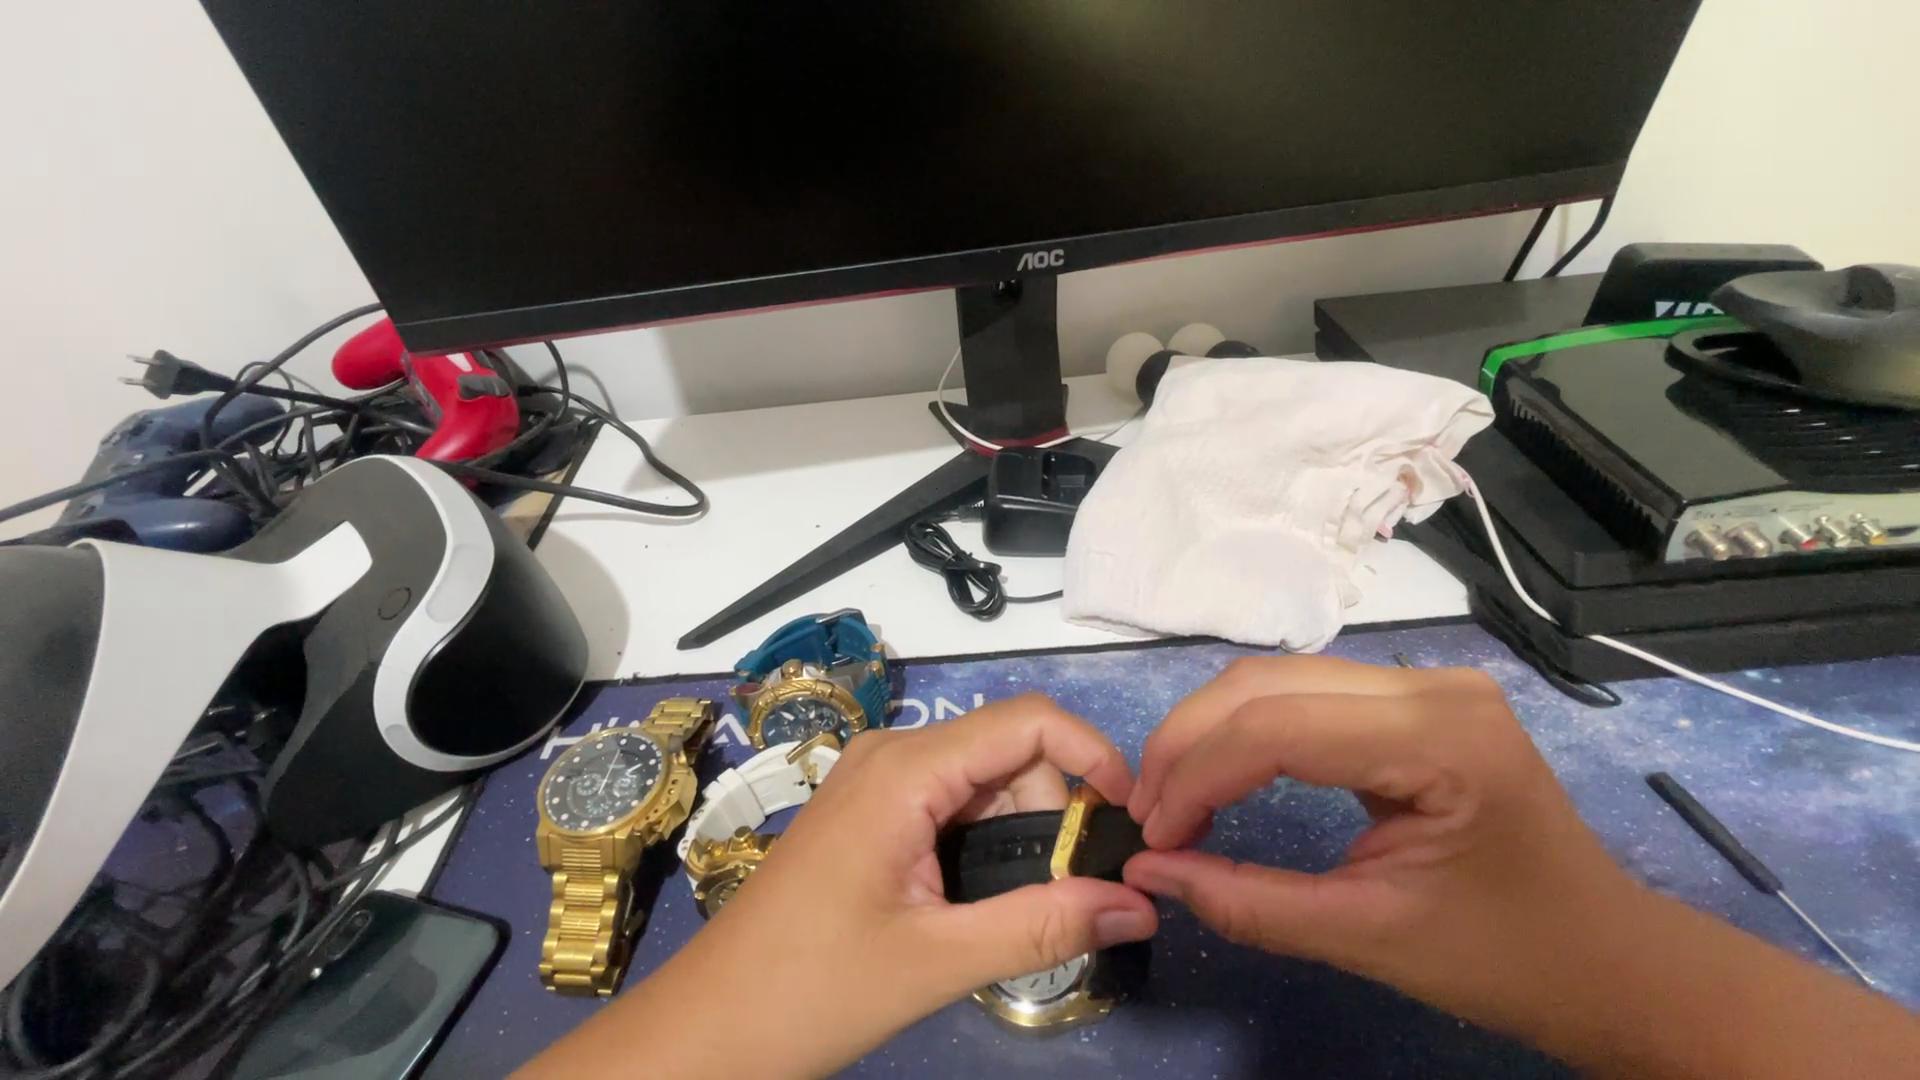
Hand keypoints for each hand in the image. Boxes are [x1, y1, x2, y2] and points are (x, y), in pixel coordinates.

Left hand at [517, 695, 1156, 1079]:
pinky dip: (986, 837)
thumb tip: (1139, 904)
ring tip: (1016, 908)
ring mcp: (878, 778)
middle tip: (1061, 895)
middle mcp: (894, 753)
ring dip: (1020, 831)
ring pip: (984, 777)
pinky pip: (952, 798)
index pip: (1028, 720)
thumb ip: (1043, 926)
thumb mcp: (938, 960)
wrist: (710, 1026)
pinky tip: (978, 894)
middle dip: (1053, 812)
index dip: (1093, 753)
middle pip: (1010, 751)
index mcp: (907, 769)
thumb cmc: (813, 988)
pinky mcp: (872, 807)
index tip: (1129, 818)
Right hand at [1121, 656, 1648, 1037]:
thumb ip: (1249, 902)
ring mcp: (1421, 682)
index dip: (1196, 773)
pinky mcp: (1407, 697)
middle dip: (1188, 743)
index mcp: (1440, 739)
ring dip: (1207, 732)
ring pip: (1272, 680)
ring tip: (1172, 794)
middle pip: (1263, 685)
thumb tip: (1148, 871)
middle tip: (1148, 809)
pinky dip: (1243, 732)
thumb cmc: (1511, 960)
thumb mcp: (1370, 939)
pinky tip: (1220, 772)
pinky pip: (1299, 695)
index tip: (1152, 833)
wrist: (1615, 960)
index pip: (1277, 728)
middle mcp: (1428, 685)